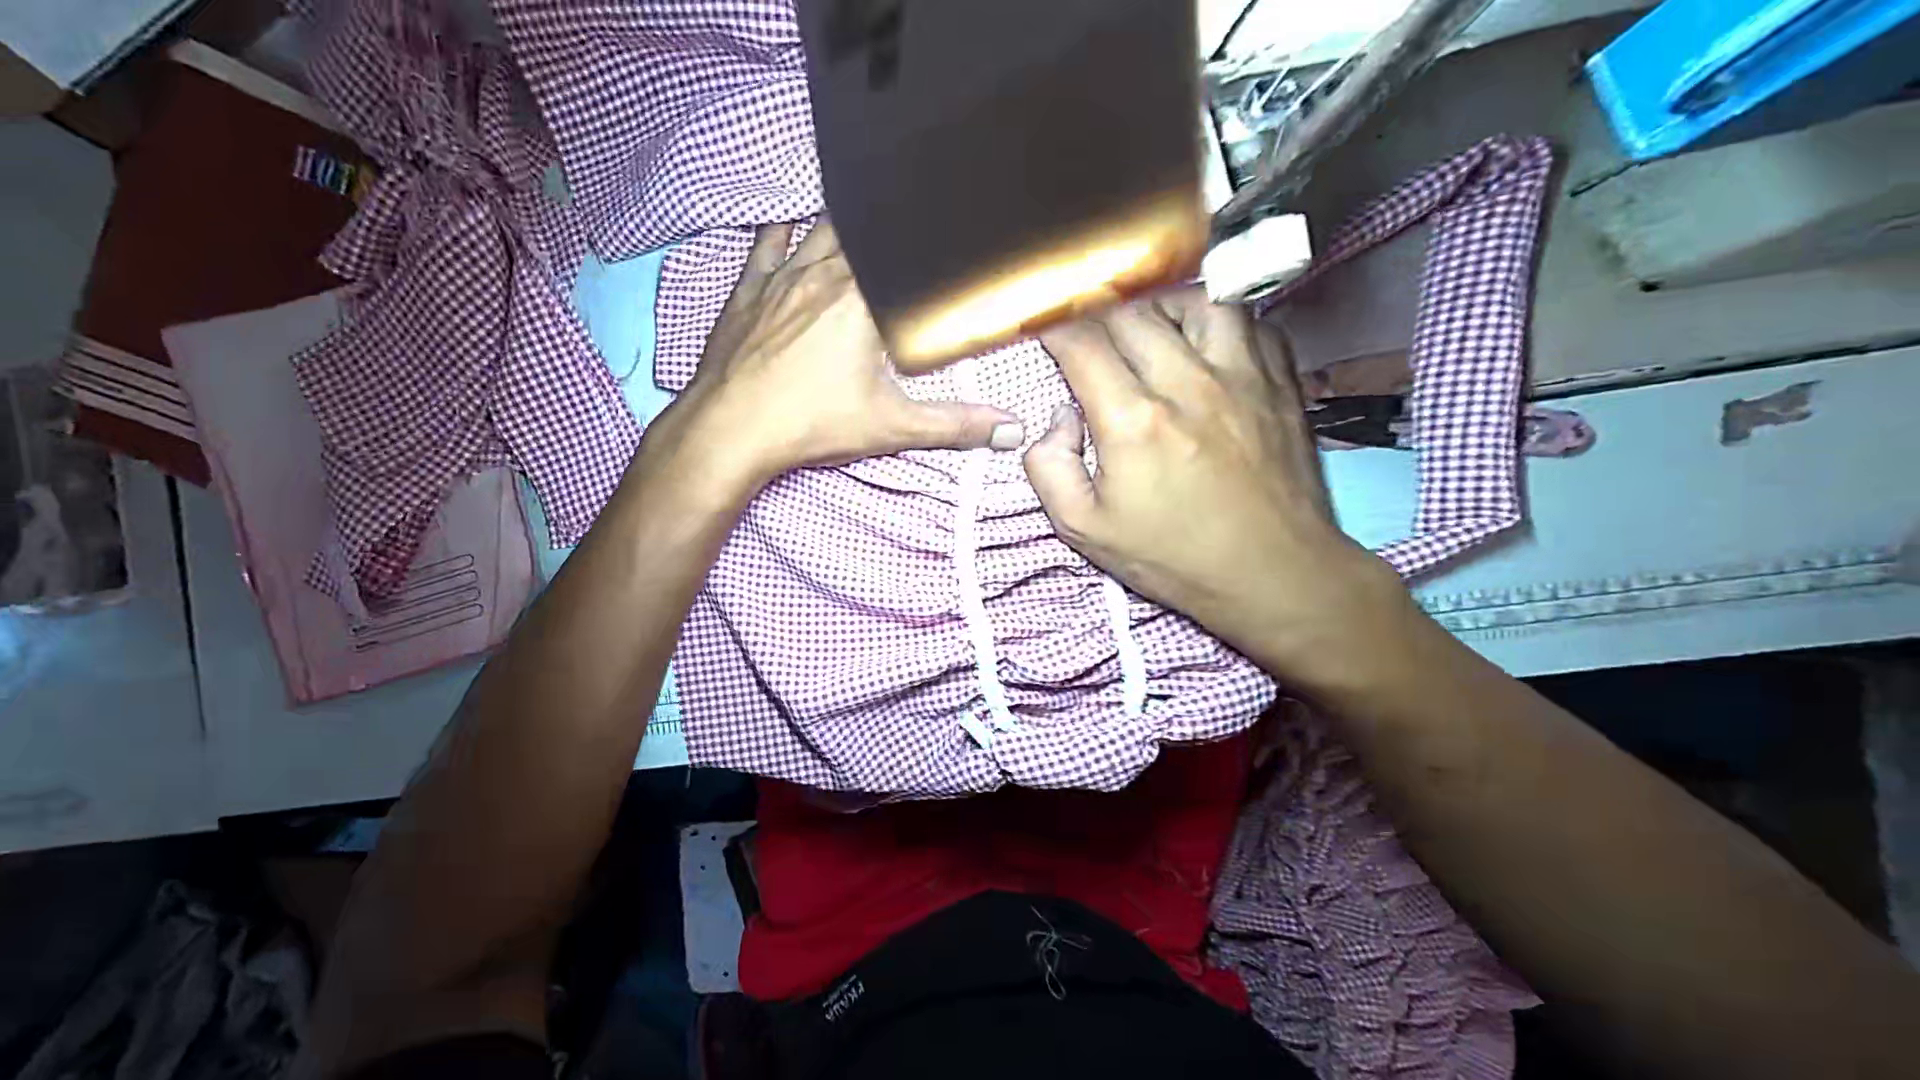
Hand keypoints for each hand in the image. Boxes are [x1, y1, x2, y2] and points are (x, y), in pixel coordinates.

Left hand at [661, 221, 1022, 496]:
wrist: (730, 430)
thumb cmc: (810, 424)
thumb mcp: (892, 426)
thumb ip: (955, 424)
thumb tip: (1012, 429)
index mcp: (864, 300)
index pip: (905, 254)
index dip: (929, 246)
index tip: (948, 239)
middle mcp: (824, 274)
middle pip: (864, 234)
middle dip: (888, 236)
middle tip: (908, 241)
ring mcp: (782, 277)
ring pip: (819, 230)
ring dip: (843, 228)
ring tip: (865, 229)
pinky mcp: (748, 290)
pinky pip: (767, 245)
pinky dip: (783, 233)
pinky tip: (790, 226)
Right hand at [1024, 288, 1412, 683]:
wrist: (1273, 573)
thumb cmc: (1174, 557)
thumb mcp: (1085, 530)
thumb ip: (1049, 468)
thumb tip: (1058, 417)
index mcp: (1133, 422)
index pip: (1081, 341)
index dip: (1053, 324)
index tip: (1042, 325)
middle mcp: (1187, 384)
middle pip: (1131, 310)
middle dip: (1096, 310)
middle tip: (1085, 327)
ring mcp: (1241, 375)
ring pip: (1192, 300)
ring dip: (1157, 305)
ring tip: (1145, 326)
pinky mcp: (1279, 381)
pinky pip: (1246, 320)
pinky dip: (1214, 319)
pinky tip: (1201, 341)